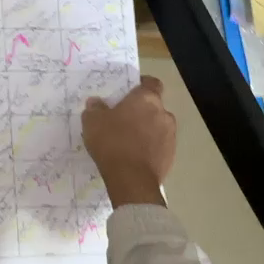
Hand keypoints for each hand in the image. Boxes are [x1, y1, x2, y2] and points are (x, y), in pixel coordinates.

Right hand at [82, 76, 177, 206]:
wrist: (131, 180)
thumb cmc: (112, 141)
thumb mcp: (93, 121)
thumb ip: (95, 108)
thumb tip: (97, 103)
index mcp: (146, 99)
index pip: (151, 83)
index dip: (141, 85)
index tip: (129, 91)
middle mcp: (163, 114)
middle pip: (154, 106)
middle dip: (141, 110)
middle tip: (122, 118)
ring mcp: (170, 137)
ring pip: (157, 126)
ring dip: (146, 129)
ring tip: (127, 139)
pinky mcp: (171, 156)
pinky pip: (159, 145)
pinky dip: (149, 147)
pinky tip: (133, 155)